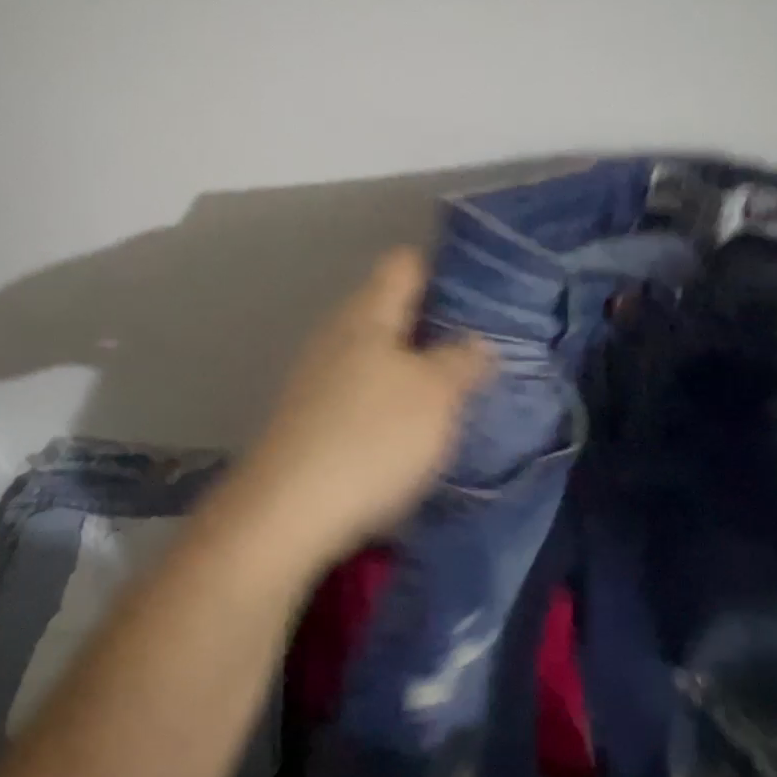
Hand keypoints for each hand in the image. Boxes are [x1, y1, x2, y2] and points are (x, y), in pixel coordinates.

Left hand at [232, 247, 492, 560]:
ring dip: (412, 375)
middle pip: (390, 314)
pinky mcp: (308, 424)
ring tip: (454, 403)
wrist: (290, 513)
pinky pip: (359, 400)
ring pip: (375, 360)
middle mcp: (335, 336)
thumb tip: (476, 344)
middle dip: (434, 331)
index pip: (406, 264)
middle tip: (480, 359)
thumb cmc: (373, 440)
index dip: (446, 271)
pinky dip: (387, 411)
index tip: (485, 299)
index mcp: (367, 313)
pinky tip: (410, 441)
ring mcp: (315, 381)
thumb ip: (463, 361)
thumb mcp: (437, 395)